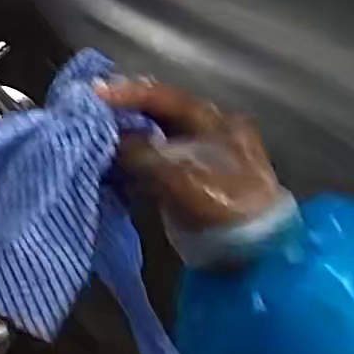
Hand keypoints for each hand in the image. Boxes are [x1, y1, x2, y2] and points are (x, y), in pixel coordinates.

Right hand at [93, 81, 282, 230]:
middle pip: (160, 109)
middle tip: (92, 106)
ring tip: (97, 127)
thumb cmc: (228, 214)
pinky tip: (114, 154)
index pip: (164, 97)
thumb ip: (146, 156)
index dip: (127, 93)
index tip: (95, 93)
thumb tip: (114, 141)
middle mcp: (212, 129)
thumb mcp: (184, 183)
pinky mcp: (196, 175)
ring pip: (157, 129)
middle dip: (125, 107)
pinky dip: (135, 150)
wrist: (262, 260)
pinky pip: (158, 151)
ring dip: (128, 128)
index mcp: (216, 122)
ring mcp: (206, 152)